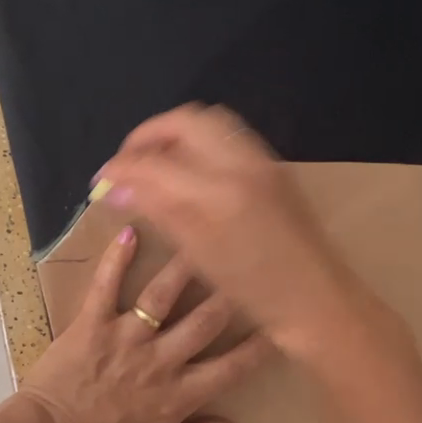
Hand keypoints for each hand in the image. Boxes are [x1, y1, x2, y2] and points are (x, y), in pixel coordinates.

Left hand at [18, 225, 270, 422]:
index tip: (278, 324)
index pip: (230, 367)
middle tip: (246, 264)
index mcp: (179, 395)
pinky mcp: (92, 322)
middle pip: (204, 321)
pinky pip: (106, 285)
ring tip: (201, 239)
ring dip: (184, 268)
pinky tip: (130, 232)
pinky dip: (117, 258)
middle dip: (230, 293)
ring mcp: (125, 337)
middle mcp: (159, 360)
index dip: (258, 347)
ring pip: (162, 296)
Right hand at [91, 104, 376, 359]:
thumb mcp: (197, 253)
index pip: (155, 158)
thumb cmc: (255, 289)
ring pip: (208, 123)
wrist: (319, 302)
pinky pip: (226, 136)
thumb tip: (114, 187)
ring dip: (174, 136)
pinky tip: (187, 173)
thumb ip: (155, 210)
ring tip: (154, 164)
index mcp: (219, 189)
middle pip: (185, 120)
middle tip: (129, 163)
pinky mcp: (273, 168)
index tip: (102, 180)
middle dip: (148, 136)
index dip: (121, 165)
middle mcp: (243, 162)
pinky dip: (197, 143)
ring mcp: (263, 161)